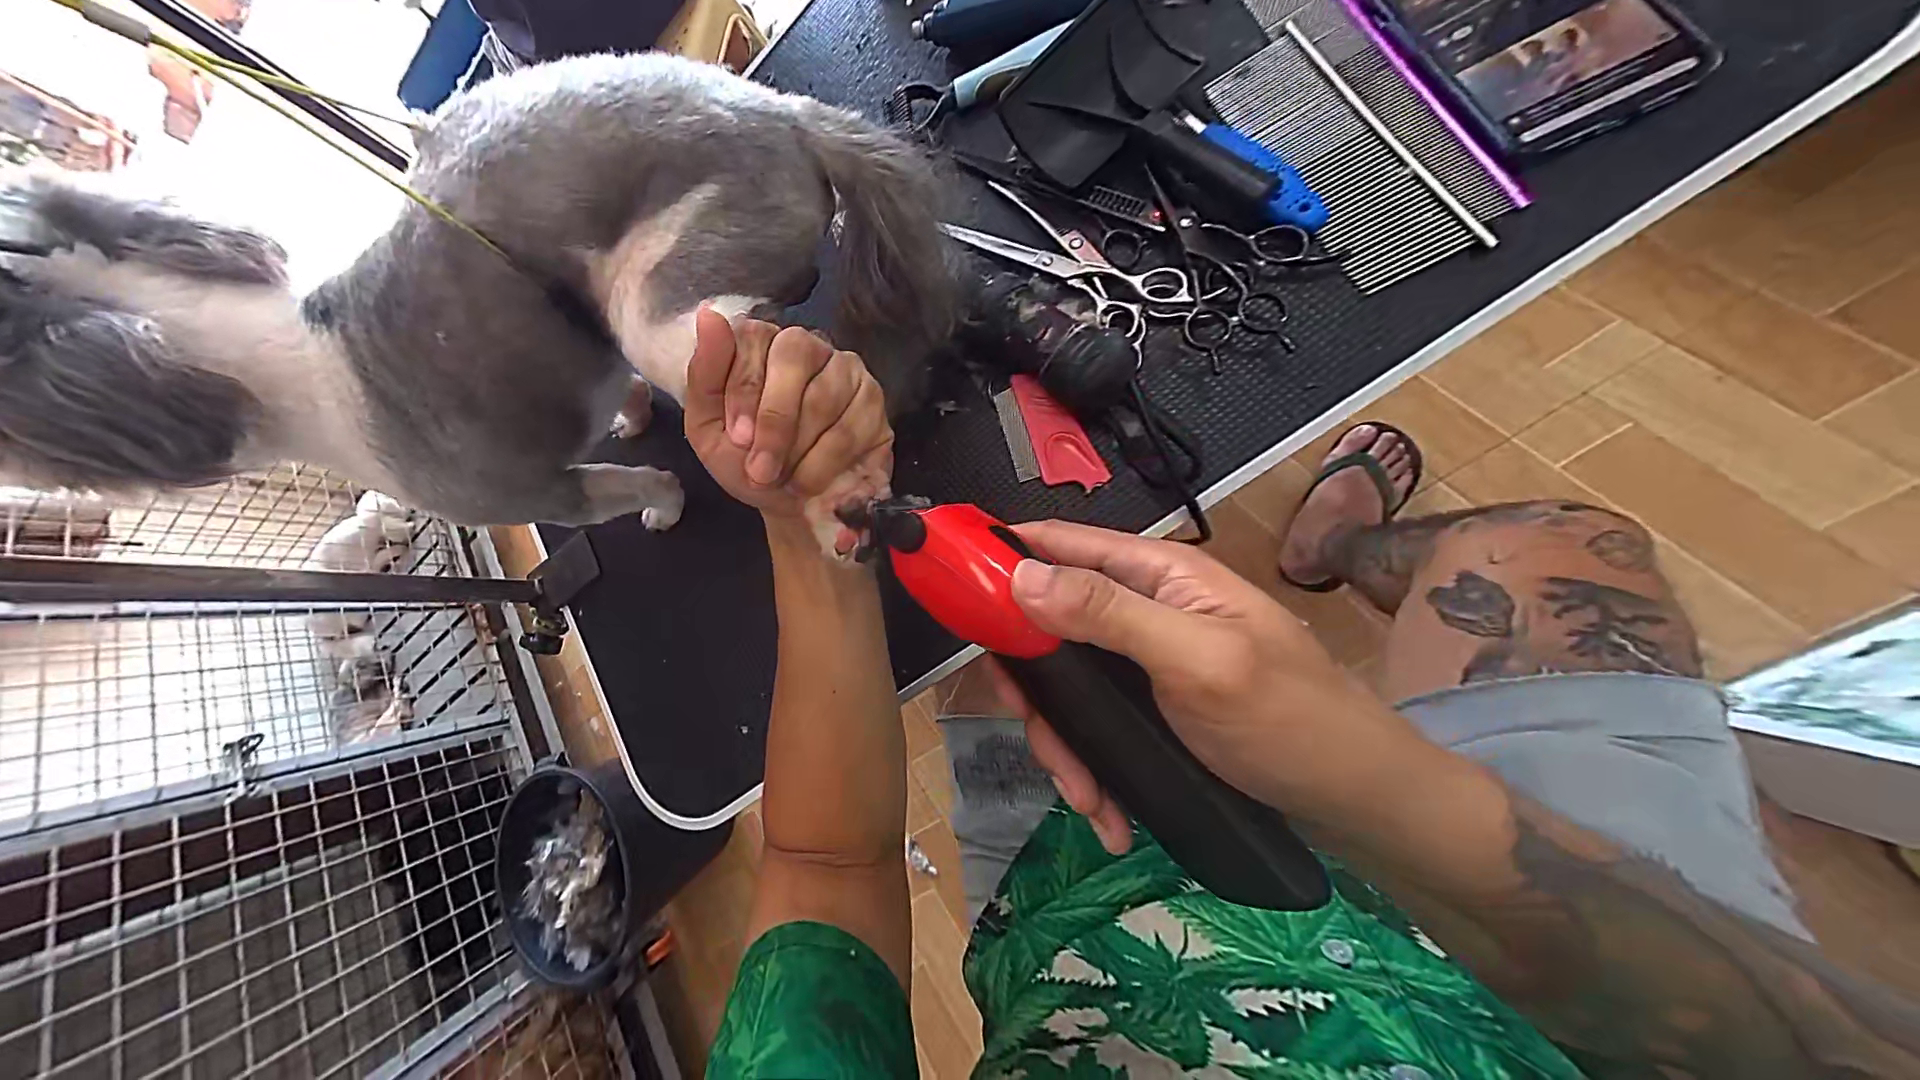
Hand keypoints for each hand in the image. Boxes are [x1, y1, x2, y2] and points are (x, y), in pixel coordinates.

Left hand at [684, 308, 892, 520]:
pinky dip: (827, 462)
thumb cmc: (747, 464)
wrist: (788, 507)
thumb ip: (705, 374)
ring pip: (824, 395)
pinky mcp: (873, 402)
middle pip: (795, 356)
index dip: (744, 390)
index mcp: (762, 344)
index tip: (739, 439)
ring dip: (800, 448)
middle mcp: (808, 346)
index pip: (754, 338)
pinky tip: (815, 480)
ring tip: (788, 481)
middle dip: (774, 421)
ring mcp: (847, 370)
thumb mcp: (708, 428)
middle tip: (762, 470)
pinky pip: (852, 426)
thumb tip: (709, 315)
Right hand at [992, 521, 1468, 854]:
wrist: (1354, 800)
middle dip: (1035, 686)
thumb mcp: (1196, 660)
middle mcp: (1141, 608)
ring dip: (1064, 743)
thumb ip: (1109, 613)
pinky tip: (1108, 809)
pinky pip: (1093, 724)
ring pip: (1065, 685)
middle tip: (1037, 736)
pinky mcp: (1145, 705)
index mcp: (1156, 574)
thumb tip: (1021, 576)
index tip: (951, 590)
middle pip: (1049, 624)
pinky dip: (1091, 765)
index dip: (1003, 555)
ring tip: (1090, 799)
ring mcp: (1141, 660)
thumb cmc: (1287, 718)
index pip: (1061, 543)